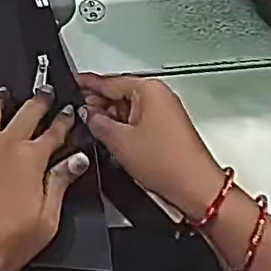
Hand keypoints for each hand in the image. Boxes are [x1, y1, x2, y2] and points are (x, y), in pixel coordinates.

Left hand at [0, 87, 90, 270]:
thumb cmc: (4, 236)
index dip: (64, 120)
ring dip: (2, 97)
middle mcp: (6, 144)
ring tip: (7, 92)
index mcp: (32, 159)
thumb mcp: (47, 218)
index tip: (68, 113)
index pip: (55, 132)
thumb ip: (60, 183)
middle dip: (40, 99)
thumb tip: (76, 162)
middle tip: (46, 92)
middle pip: (28, 110)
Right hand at [77, 73, 228, 219]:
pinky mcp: (166, 128)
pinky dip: (123, 128)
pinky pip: (137, 120)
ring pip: (127, 108)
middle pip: (118, 93)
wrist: (196, 190)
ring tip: (95, 131)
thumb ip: (95, 121)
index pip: (108, 81)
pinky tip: (113, 140)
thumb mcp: (118, 140)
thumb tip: (86, 114)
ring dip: (110, 118)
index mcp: (149, 89)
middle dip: (97, 104)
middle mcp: (159, 96)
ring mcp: (164, 112)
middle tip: (78, 113)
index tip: (73, 83)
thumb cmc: (170, 164)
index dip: (86, 84)